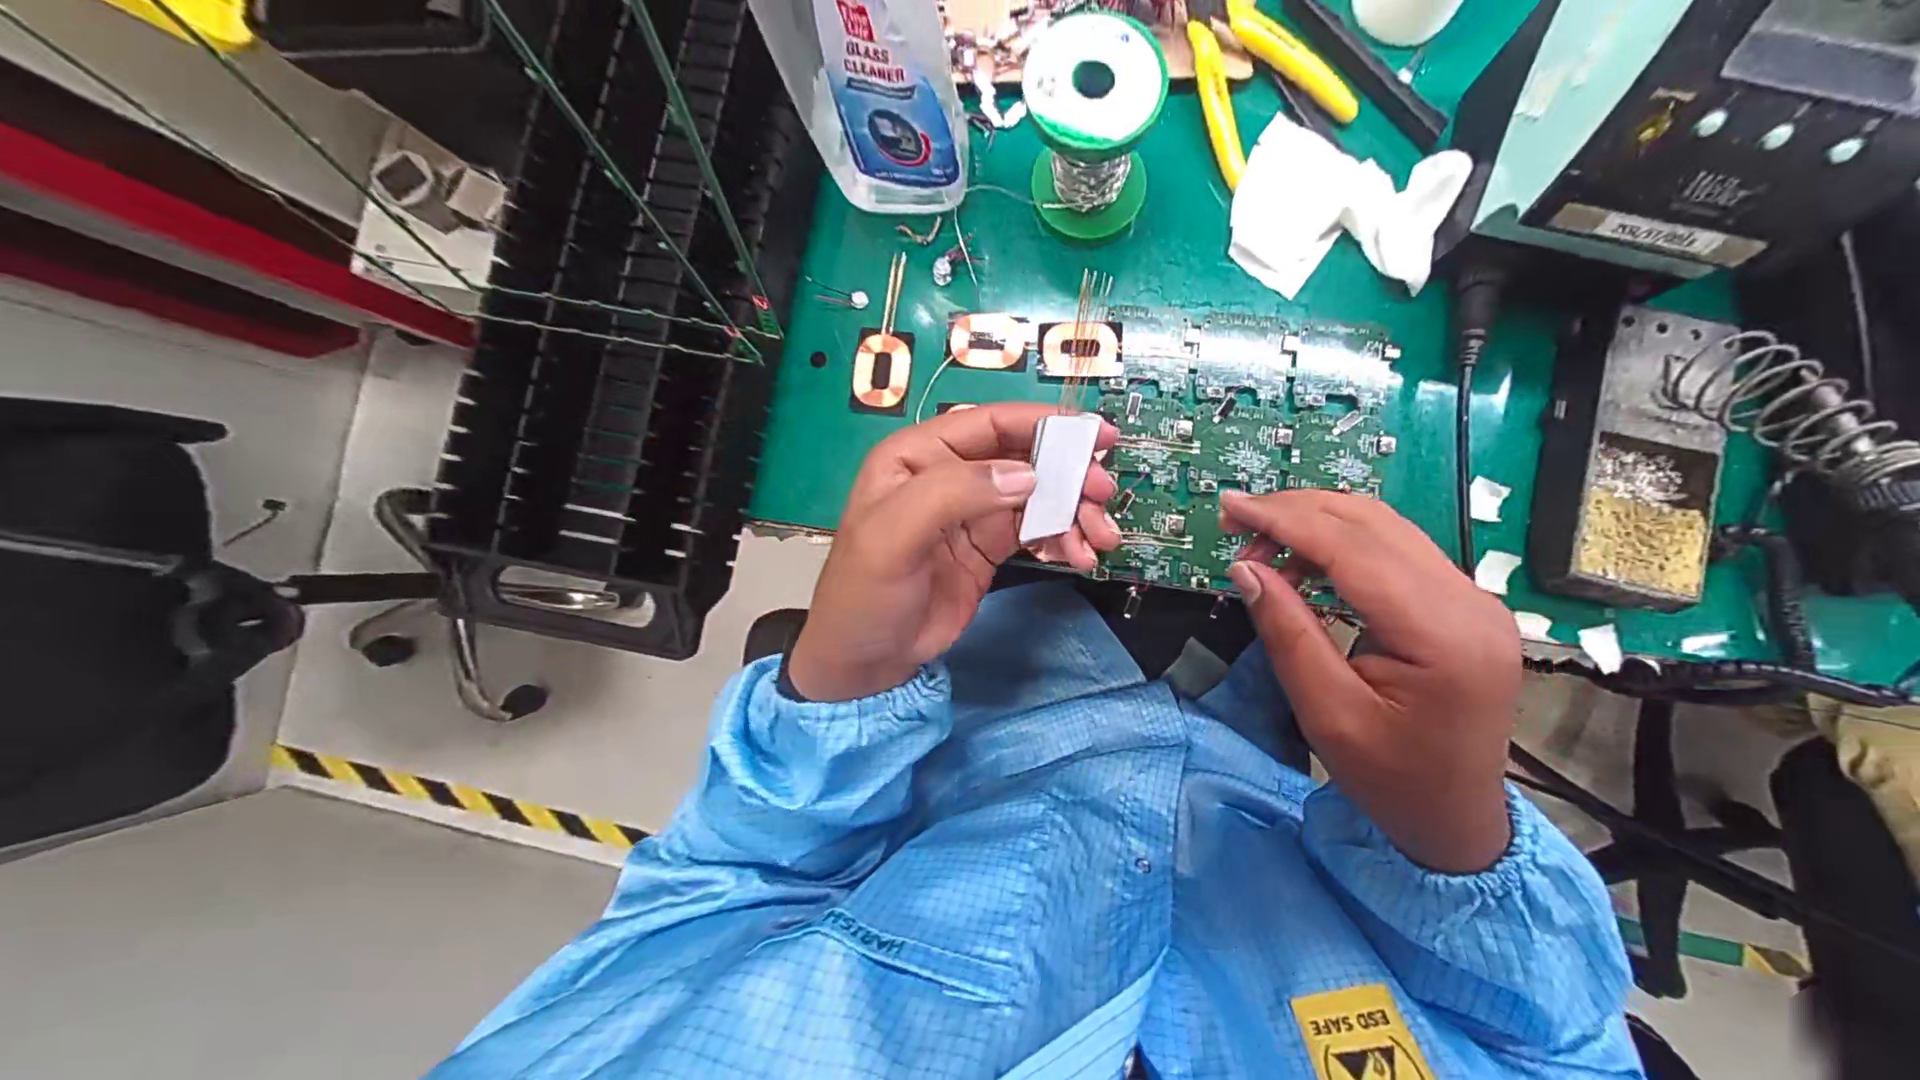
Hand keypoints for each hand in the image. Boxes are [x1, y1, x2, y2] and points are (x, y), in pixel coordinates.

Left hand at [787, 404, 1120, 701]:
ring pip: (1039, 495)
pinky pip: (1038, 529)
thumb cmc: (862, 594)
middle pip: (1024, 457)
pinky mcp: (989, 546)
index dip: (1044, 424)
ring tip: (1099, 539)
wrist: (864, 659)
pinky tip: (1078, 555)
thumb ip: (952, 495)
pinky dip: (1065, 538)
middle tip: (1102, 495)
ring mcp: (973, 511)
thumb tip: (1024, 476)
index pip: (990, 424)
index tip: (1095, 436)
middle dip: (1069, 474)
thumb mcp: (893, 537)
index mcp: (918, 456)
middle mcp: (950, 475)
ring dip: (1074, 511)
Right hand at [1220, 490, 1519, 872]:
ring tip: (1261, 548)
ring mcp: (1472, 599)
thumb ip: (1287, 632)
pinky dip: (1339, 544)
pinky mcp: (1462, 603)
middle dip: (1296, 511)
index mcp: (1441, 634)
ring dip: (1315, 523)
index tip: (1230, 507)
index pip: (1353, 548)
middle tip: (1236, 525)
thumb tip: (1246, 567)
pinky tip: (1303, 564)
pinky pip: (1394, 550)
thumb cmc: (1390, 778)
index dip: (1285, 519)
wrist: (1457, 817)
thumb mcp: (1325, 712)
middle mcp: (1468, 602)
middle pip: (1372, 523)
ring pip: (1384, 527)